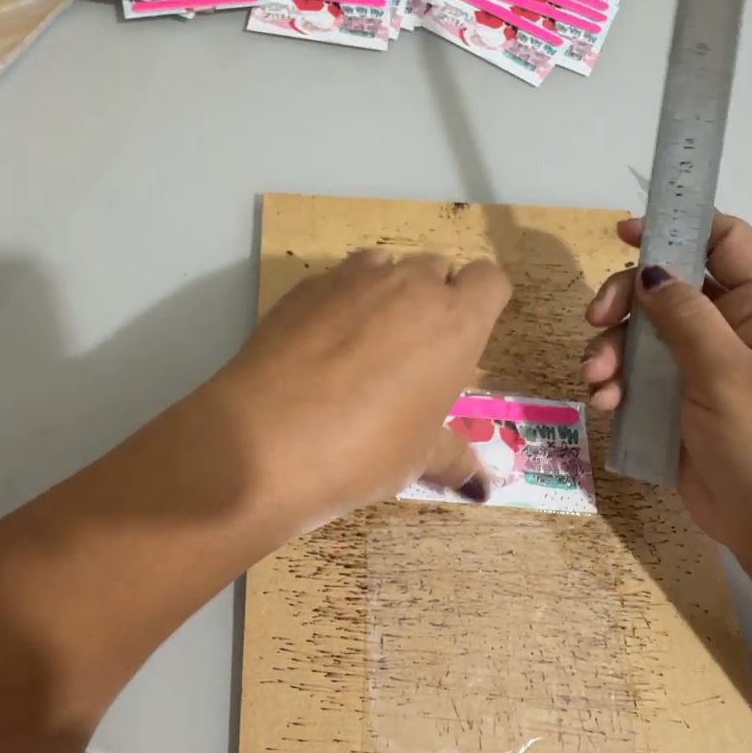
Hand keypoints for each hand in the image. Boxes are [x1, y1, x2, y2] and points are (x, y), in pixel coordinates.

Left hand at [207, 250, 510, 528]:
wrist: (263, 441)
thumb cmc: (363, 452)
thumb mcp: (416, 459)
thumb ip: (451, 457)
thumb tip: (482, 486)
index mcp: (454, 321)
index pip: (489, 279)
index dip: (479, 301)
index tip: (464, 334)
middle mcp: (408, 286)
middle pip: (434, 269)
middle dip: (429, 299)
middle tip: (410, 352)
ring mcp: (350, 279)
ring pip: (383, 266)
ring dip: (383, 293)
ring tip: (362, 345)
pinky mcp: (302, 287)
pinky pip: (335, 282)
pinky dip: (337, 303)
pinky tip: (317, 348)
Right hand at [582, 215, 751, 568]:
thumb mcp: (729, 374)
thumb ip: (687, 316)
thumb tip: (653, 270)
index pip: (727, 243)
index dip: (680, 226)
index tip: (626, 233)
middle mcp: (733, 331)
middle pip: (670, 285)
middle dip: (627, 298)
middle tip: (597, 319)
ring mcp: (704, 369)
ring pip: (644, 332)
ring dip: (612, 348)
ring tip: (598, 379)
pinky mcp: (678, 404)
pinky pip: (636, 375)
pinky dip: (614, 383)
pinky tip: (604, 404)